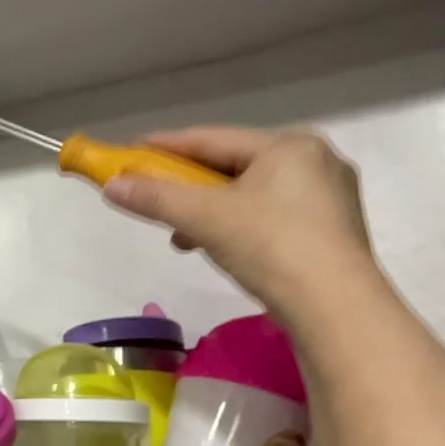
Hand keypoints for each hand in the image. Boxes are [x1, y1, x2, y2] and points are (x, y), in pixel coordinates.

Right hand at [102, 126, 377, 315]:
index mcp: (288, 144)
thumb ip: (155, 197)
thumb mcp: (202, 217)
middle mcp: (314, 158)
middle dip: (186, 184)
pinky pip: (268, 212)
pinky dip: (235, 224)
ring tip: (180, 235)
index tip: (129, 152)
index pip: (210, 139)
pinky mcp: (330, 227)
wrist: (334, 306)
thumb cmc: (270, 245)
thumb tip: (111, 185)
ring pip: (248, 191)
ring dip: (207, 210)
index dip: (164, 146)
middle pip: (230, 165)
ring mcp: (327, 194)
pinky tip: (216, 246)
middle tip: (152, 197)